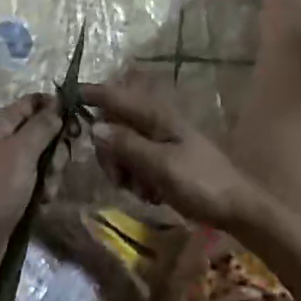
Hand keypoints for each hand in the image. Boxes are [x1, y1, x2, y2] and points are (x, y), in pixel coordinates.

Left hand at [0, 94, 62, 269]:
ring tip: (48, 191)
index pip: (34, 101)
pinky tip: (43, 202)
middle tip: (57, 165)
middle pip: (43, 130)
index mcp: (2, 120)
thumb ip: (43, 125)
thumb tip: (58, 104)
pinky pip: (38, 179)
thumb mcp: (22, 150)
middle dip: (56, 148)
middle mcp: (5, 137)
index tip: (76, 123)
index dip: (55, 106)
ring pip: (44, 156)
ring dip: (52, 172)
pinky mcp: (13, 188)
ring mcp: (9, 164)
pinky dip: (44, 188)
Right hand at [83, 82, 259, 229]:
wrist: (236, 207)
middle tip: (117, 177)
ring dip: (122, 168)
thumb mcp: (161, 166)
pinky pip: (134, 161)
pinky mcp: (162, 156)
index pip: (114, 95)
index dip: (90, 93)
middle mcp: (154, 120)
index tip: (64, 96)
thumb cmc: (200, 182)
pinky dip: (135, 176)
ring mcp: (158, 138)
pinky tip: (149, 193)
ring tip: (140, 189)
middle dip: (108, 150)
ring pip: (121, 145)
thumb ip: (127, 145)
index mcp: (154, 114)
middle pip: (112, 124)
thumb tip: (94, 126)